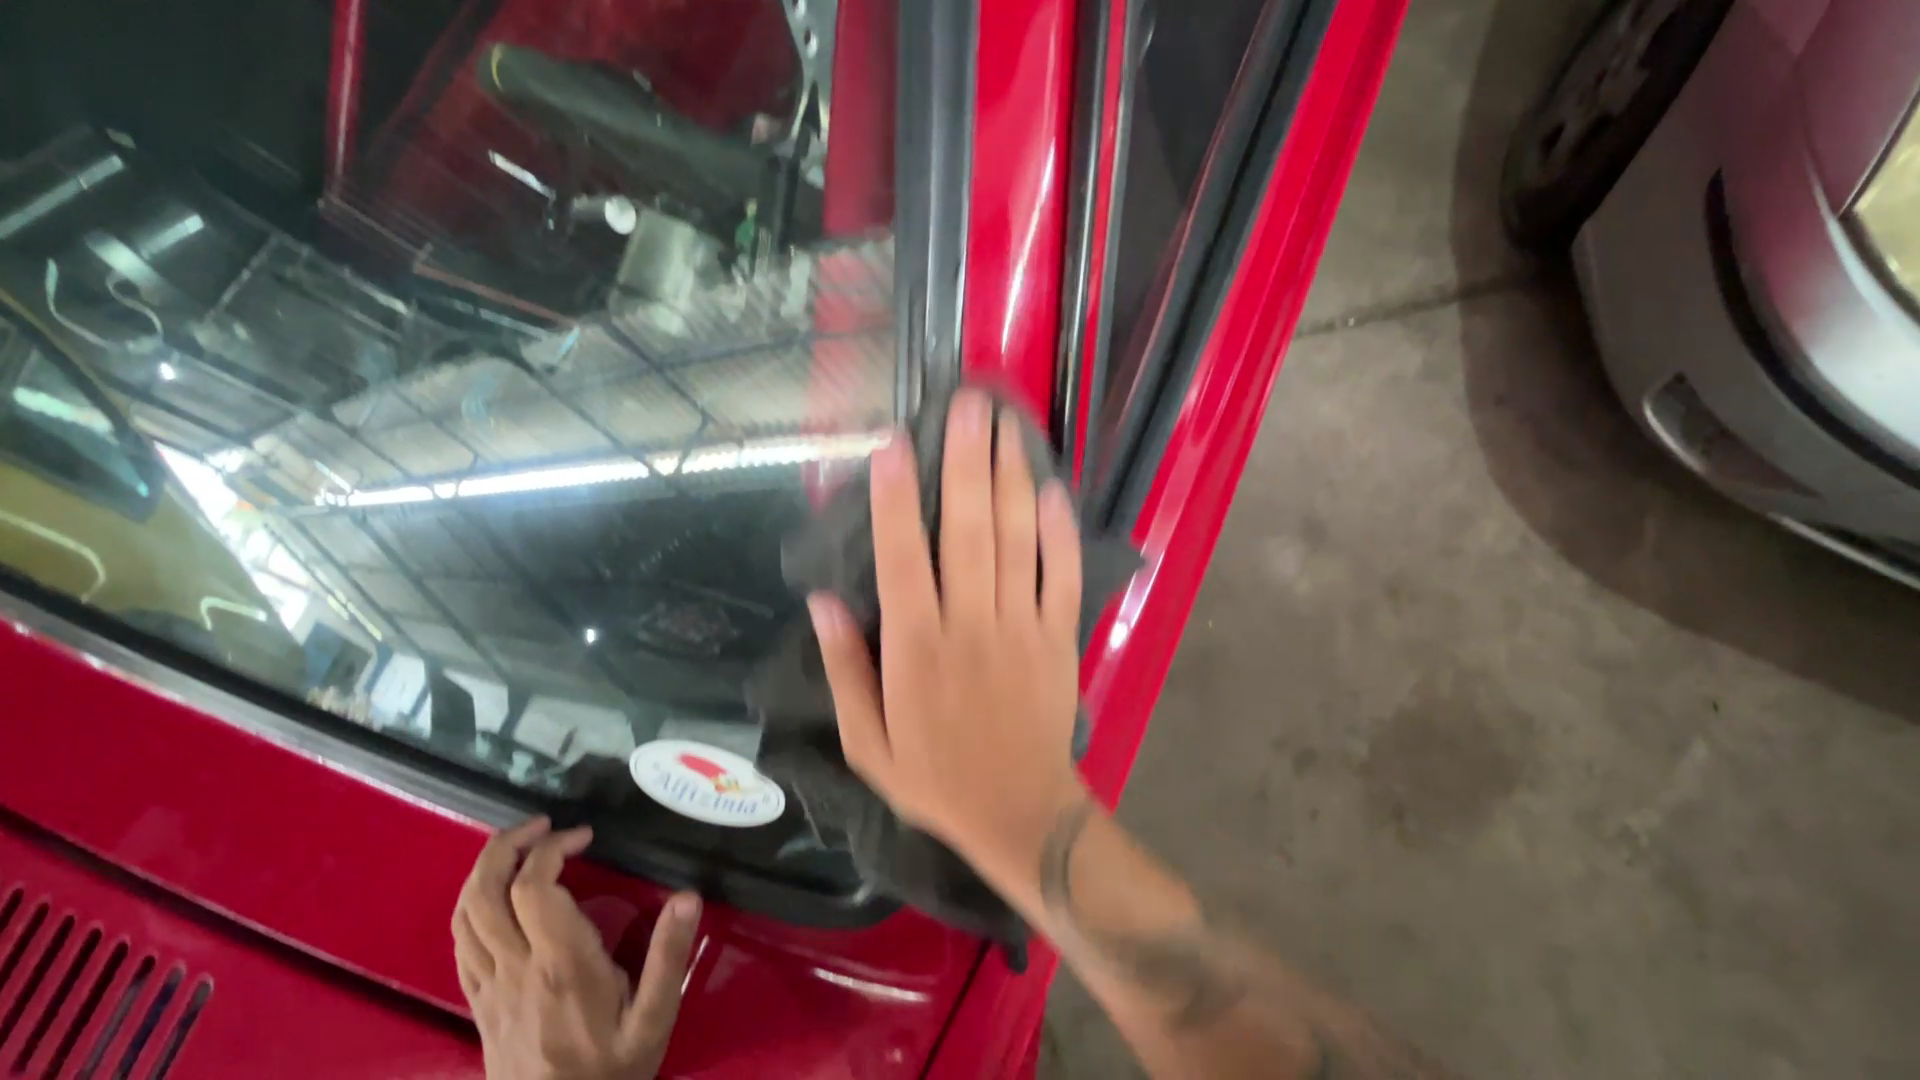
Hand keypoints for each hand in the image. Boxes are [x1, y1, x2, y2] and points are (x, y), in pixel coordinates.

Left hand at [453, 817, 701, 1079]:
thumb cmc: (612, 1070)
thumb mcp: (654, 1018)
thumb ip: (669, 955)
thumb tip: (687, 896)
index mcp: (560, 964)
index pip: (534, 888)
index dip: (551, 849)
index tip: (583, 835)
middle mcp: (515, 969)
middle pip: (485, 892)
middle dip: (506, 846)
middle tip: (542, 825)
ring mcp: (489, 987)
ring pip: (464, 915)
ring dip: (483, 870)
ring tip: (517, 849)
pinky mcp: (478, 1004)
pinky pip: (460, 943)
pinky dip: (471, 906)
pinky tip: (495, 897)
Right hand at [808, 389, 1088, 866]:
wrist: (1019, 813)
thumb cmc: (934, 778)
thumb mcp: (866, 742)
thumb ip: (845, 670)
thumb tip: (822, 602)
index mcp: (916, 650)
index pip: (901, 560)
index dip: (896, 499)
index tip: (893, 443)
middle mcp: (970, 625)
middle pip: (968, 531)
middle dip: (966, 463)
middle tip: (968, 404)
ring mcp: (1021, 627)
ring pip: (1016, 541)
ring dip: (1010, 478)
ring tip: (1005, 424)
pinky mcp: (1058, 637)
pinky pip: (1062, 576)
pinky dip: (1060, 532)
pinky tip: (1053, 488)